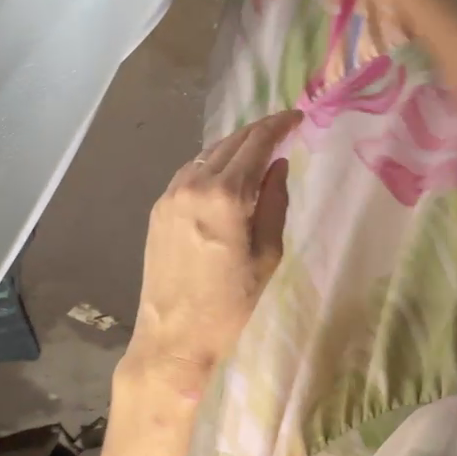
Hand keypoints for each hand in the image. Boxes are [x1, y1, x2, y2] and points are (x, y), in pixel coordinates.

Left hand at [126, 110, 300, 392]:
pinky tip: (227, 171)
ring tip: (258, 148)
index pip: (256, 143)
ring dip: (235, 144)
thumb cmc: (229, 303)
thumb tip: (278, 164)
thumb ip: (274, 201)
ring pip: (210, 152)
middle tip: (283, 128)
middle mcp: (195, 183)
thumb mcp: (267, 254)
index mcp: (226, 194)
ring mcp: (172, 193)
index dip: (279, 125)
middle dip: (259, 131)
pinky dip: (214, 162)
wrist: (172, 338)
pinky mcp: (159, 206)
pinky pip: (191, 170)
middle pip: (232, 141)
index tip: (297, 117)